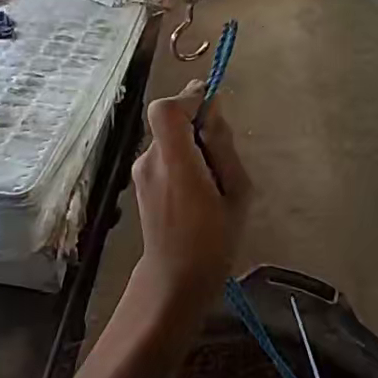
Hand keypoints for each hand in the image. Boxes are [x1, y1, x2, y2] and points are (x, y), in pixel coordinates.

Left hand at [130, 79, 249, 299]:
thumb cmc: (215, 240)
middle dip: (198, 127)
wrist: (177, 279)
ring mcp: (141, 171)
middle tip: (222, 159)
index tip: (213, 108)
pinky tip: (197, 191)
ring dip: (192, 146)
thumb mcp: (237, 192)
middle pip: (169, 121)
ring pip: (169, 138)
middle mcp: (150, 161)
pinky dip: (182, 160)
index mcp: (175, 164)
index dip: (189, 99)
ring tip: (212, 183)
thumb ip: (223, 145)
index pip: (166, 109)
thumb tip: (213, 109)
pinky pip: (164, 154)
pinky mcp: (140, 181)